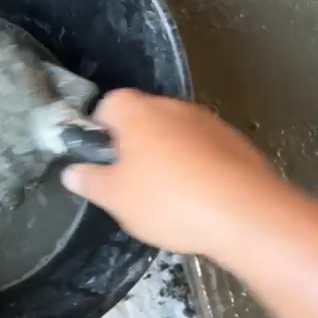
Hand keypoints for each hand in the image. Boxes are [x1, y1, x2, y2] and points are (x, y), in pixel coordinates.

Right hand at [62, 91, 283, 254]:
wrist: (245, 214)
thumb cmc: (171, 201)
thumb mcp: (116, 198)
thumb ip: (90, 181)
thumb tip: (72, 172)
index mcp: (139, 112)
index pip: (108, 102)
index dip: (99, 128)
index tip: (99, 156)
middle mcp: (174, 108)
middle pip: (144, 118)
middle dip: (134, 145)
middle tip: (128, 182)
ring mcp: (209, 123)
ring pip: (176, 135)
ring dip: (167, 158)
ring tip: (165, 197)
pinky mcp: (235, 144)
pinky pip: (204, 151)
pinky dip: (196, 169)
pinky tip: (196, 199)